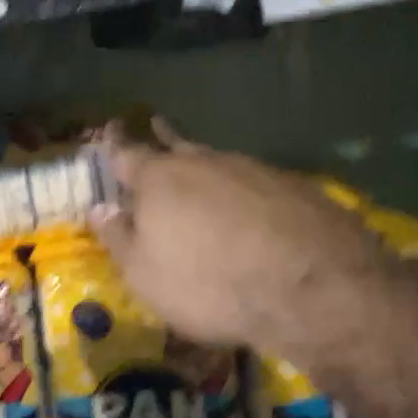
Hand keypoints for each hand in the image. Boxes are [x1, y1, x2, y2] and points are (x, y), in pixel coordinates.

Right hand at [89, 120, 389, 349]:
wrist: (317, 290)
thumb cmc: (211, 284)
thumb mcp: (144, 274)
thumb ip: (118, 237)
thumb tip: (100, 208)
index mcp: (159, 179)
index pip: (126, 152)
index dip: (114, 143)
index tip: (109, 128)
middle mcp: (206, 163)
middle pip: (177, 146)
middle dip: (163, 139)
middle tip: (155, 127)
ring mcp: (257, 171)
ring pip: (220, 163)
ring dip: (207, 169)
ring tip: (201, 176)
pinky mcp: (300, 189)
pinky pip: (259, 184)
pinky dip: (246, 192)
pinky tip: (253, 209)